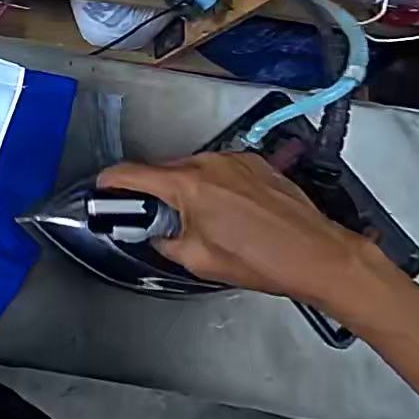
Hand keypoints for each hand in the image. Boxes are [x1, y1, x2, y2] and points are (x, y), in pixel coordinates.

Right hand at [98, 153, 387, 311]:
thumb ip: (167, 241)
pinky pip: (221, 167)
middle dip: (154, 189)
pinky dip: (213, 183)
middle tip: (152, 215)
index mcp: (189, 184)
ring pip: (194, 167)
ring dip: (186, 186)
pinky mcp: (255, 162)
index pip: (137, 174)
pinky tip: (227, 210)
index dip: (114, 180)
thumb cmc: (260, 259)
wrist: (314, 252)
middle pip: (166, 169)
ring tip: (200, 218)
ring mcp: (236, 159)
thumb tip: (159, 234)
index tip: (103, 186)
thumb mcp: (199, 260)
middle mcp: (210, 162)